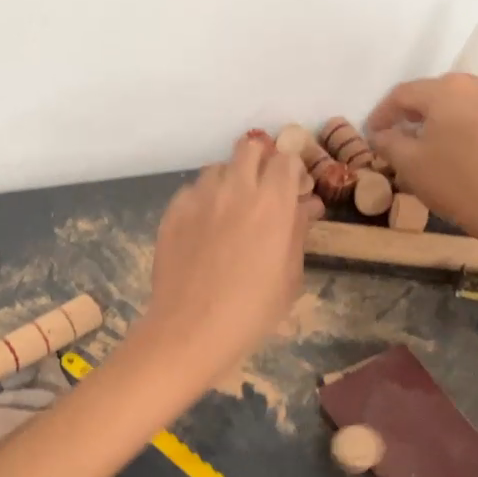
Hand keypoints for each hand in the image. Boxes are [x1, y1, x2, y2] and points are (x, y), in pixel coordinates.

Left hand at [129, 136, 322, 388]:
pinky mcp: (172, 212)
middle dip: (259, 163)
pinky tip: (203, 230)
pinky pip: (191, 192)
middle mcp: (235, 188)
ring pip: (217, 169)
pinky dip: (201, 201)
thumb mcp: (289, 275)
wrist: (191, 328)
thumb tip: (305, 204)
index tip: (292, 190)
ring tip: (229, 212)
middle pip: (249, 148)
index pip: (285, 159)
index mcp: (272, 202)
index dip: (290, 171)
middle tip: (261, 192)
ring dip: (228, 181)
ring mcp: (199, 197)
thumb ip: (297, 231)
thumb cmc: (252, 310)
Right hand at [364, 75, 477, 254]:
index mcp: (446, 91)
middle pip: (439, 93)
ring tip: (440, 146)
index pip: (402, 94)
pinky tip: (475, 158)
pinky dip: (477, 132)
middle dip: (417, 114)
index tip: (372, 134)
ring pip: (470, 105)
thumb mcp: (410, 166)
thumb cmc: (458, 182)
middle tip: (404, 136)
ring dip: (449, 121)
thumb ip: (389, 144)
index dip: (382, 113)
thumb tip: (382, 134)